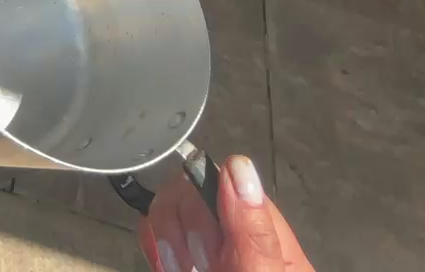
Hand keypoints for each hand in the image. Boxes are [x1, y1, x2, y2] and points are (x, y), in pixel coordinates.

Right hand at [139, 156, 313, 271]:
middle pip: (190, 188)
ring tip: (180, 269)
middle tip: (192, 266)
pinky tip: (165, 265)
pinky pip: (155, 223)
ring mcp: (212, 245)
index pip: (225, 180)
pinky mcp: (184, 252)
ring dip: (163, 237)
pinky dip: (152, 242)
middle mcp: (241, 235)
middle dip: (181, 227)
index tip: (206, 249)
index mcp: (272, 237)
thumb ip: (251, 231)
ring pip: (168, 203)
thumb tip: (239, 164)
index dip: (203, 203)